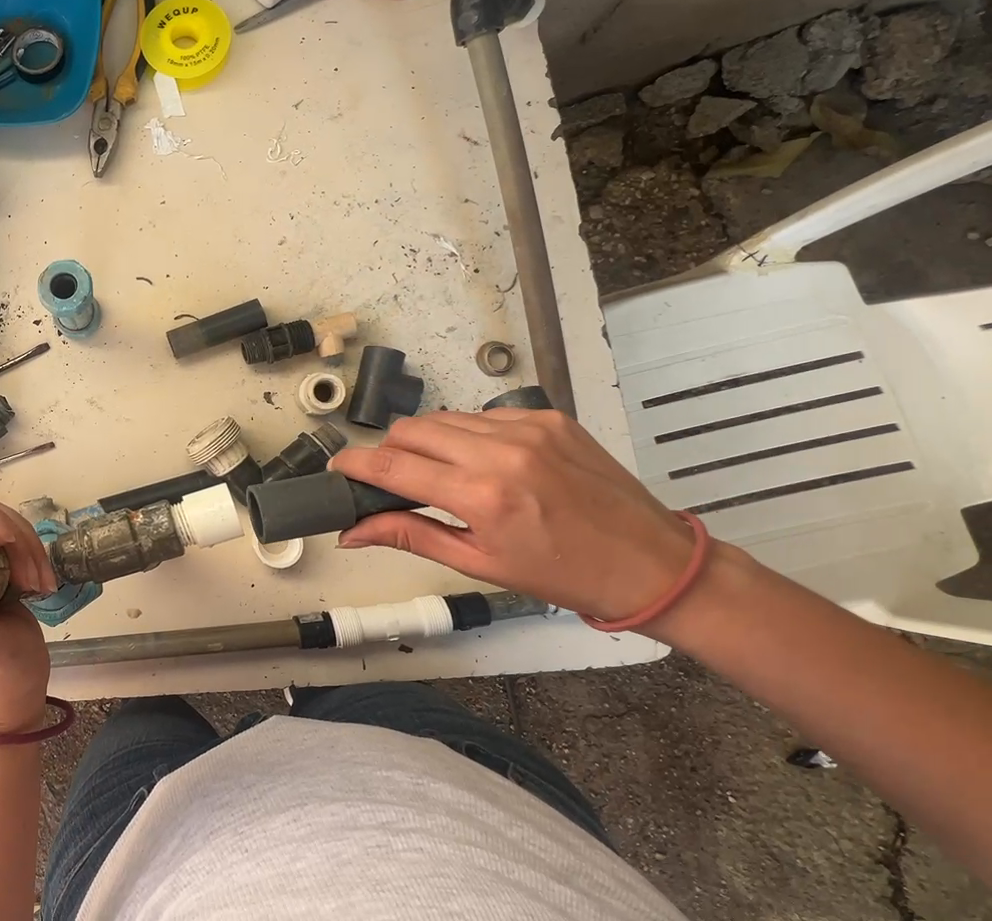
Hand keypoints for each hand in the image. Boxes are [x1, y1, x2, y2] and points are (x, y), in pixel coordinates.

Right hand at [329, 409, 698, 619]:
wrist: (653, 563)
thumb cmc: (566, 574)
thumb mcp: (479, 563)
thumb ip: (410, 536)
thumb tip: (353, 532)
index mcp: (483, 495)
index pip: (393, 466)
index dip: (355, 464)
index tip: (338, 468)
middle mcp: (502, 452)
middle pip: (411, 430)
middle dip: (390, 452)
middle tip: (393, 480)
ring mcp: (528, 428)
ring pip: (444, 418)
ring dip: (427, 441)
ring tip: (440, 473)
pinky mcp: (549, 418)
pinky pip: (483, 416)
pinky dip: (467, 435)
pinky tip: (482, 463)